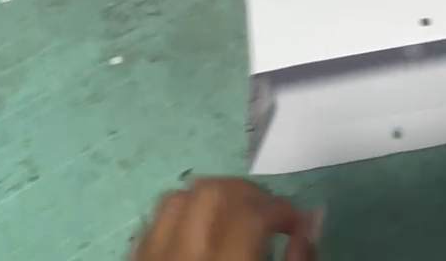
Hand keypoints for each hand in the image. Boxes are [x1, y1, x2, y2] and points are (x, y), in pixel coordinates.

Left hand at [132, 178, 318, 260]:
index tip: (298, 222)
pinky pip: (152, 222)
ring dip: (211, 197)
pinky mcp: (132, 260)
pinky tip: (199, 234)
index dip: (282, 209)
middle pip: (210, 192)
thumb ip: (298, 258)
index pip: (251, 214)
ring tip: (236, 218)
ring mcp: (149, 255)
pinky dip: (180, 216)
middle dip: (246, 193)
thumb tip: (312, 221)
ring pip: (177, 198)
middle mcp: (181, 253)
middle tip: (269, 214)